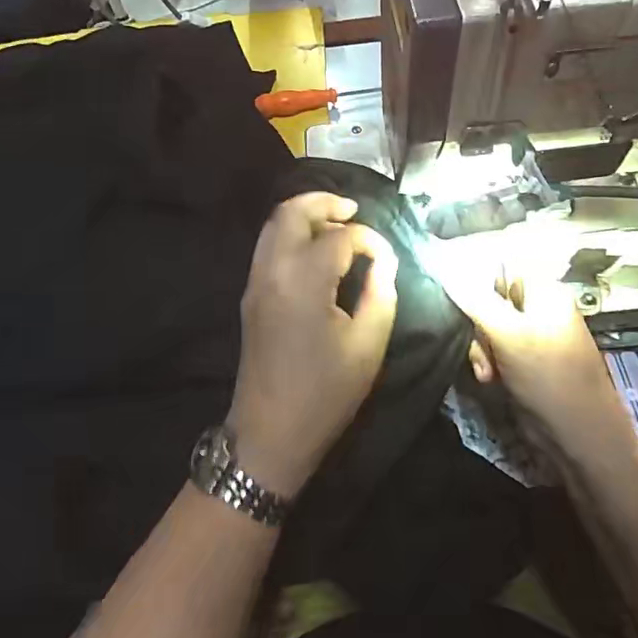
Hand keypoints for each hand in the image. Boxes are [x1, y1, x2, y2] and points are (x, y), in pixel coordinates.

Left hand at [229, 192, 398, 497]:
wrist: (269, 434)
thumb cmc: (325, 393)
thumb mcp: (369, 344)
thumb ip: (381, 292)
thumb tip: (383, 261)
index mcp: (303, 280)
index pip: (340, 236)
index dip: (369, 239)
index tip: (387, 256)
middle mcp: (272, 270)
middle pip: (291, 212)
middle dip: (325, 202)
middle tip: (354, 210)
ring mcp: (255, 282)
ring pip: (274, 225)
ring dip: (306, 216)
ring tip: (338, 226)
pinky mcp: (250, 296)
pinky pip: (268, 246)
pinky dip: (292, 235)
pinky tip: (318, 252)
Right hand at [440, 261, 637, 469]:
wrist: (578, 435)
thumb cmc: (548, 376)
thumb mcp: (508, 334)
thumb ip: (475, 299)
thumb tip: (444, 267)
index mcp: (545, 291)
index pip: (501, 266)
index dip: (475, 280)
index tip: (457, 300)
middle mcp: (539, 308)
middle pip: (489, 299)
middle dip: (478, 326)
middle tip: (482, 351)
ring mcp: (532, 336)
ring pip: (488, 327)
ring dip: (481, 349)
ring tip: (486, 372)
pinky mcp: (524, 362)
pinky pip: (495, 350)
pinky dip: (489, 363)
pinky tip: (489, 379)